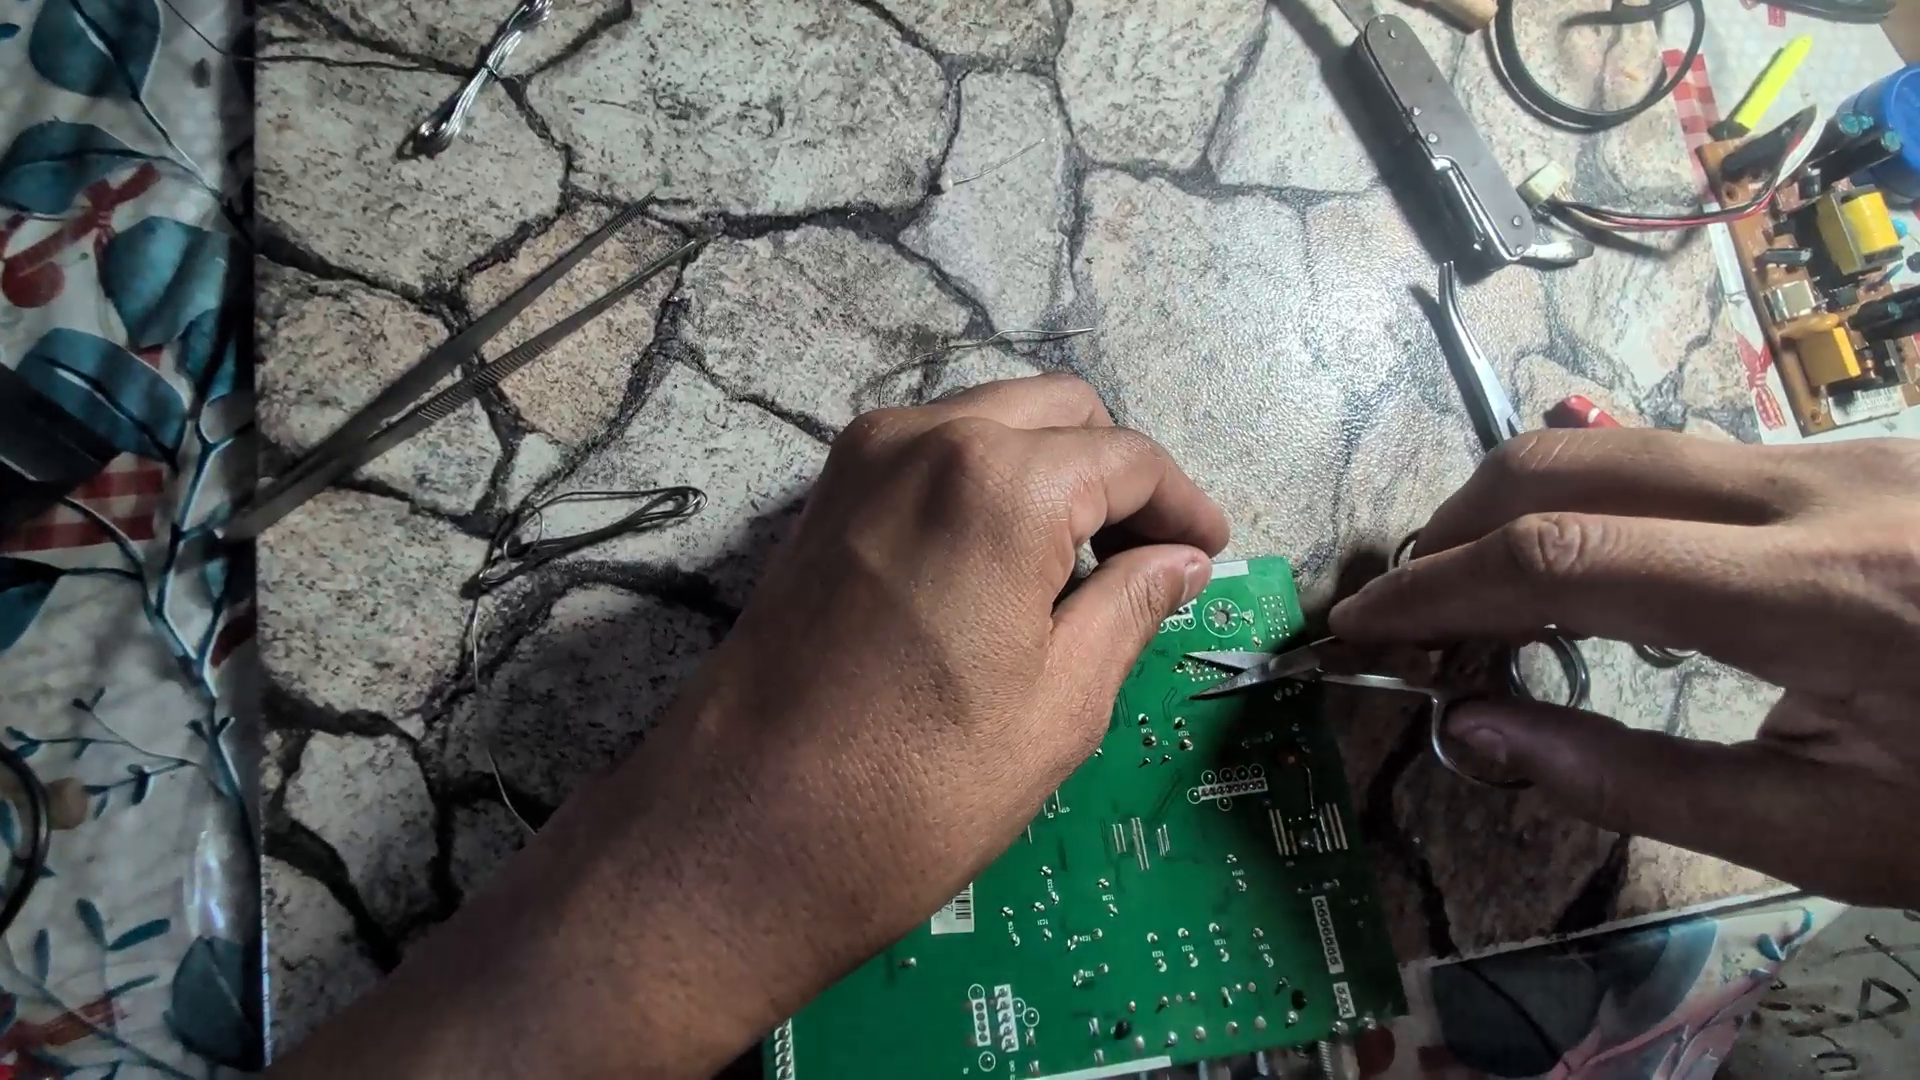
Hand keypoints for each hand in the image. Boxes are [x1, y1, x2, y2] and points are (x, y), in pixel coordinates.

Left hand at [273, 375, 1228, 1078]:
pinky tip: (1000, 555)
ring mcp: (862, 456)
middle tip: (1142, 556)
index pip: (1125, 457)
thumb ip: (1131, 605)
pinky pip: (935, 452)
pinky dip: (987, 481)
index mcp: (998, 479)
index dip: (1180, 502)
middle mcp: (925, 435)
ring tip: (1075, 562)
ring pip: (994, 422)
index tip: (1206, 550)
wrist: (744, 830)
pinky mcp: (827, 492)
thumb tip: (1180, 559)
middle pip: (1059, 413)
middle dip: (1116, 473)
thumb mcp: (1061, 703)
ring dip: (1051, 471)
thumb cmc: (921, 784)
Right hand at [1329, 428, 1919, 906]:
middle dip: (1448, 529)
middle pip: (1557, 464)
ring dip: (1502, 513)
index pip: (1558, 559)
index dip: (1433, 588)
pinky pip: (1657, 463)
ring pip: (1601, 449)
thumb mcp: (1837, 833)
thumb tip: (1471, 727)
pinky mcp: (1839, 457)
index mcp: (1822, 594)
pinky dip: (1572, 511)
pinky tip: (1582, 579)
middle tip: (1411, 602)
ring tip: (1477, 590)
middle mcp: (1815, 491)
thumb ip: (1628, 779)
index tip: (1361, 621)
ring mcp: (1831, 458)